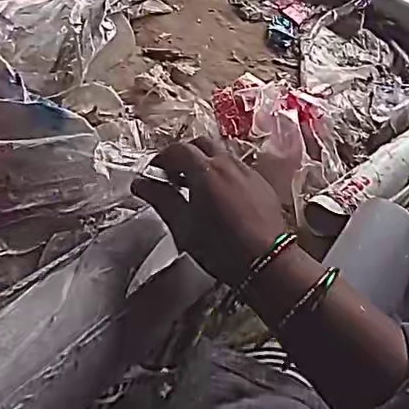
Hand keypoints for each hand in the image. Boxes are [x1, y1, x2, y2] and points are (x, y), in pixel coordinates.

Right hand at [133, 136, 290, 286]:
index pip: (178, 150)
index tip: (155, 170)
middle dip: (184, 154)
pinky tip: (220, 195)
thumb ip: (161, 199)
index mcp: (204, 170)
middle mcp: (227, 163)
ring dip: (205, 161)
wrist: (268, 263)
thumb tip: (140, 183)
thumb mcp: (183, 225)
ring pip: (221, 153)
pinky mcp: (261, 183)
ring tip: (196, 185)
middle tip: (173, 174)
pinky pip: (237, 167)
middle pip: (201, 144)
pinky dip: (223, 172)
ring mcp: (247, 171)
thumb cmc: (221, 248)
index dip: (162, 157)